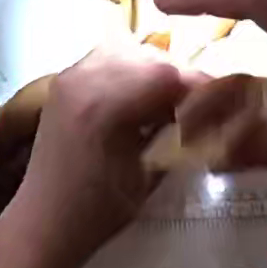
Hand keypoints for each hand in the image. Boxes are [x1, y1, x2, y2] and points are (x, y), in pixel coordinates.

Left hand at [0, 42, 203, 267]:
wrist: (44, 219)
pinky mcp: (62, 80)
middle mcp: (82, 80)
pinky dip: (126, 67)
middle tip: (197, 101)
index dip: (198, 83)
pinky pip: (102, 57)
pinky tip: (137, 94)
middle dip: (177, 74)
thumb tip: (208, 111)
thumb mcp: (148, 174)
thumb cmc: (99, 210)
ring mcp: (68, 76)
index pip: (164, 74)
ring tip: (168, 96)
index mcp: (103, 105)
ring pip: (123, 49)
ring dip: (151, 67)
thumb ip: (175, 135)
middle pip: (145, 56)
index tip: (221, 98)